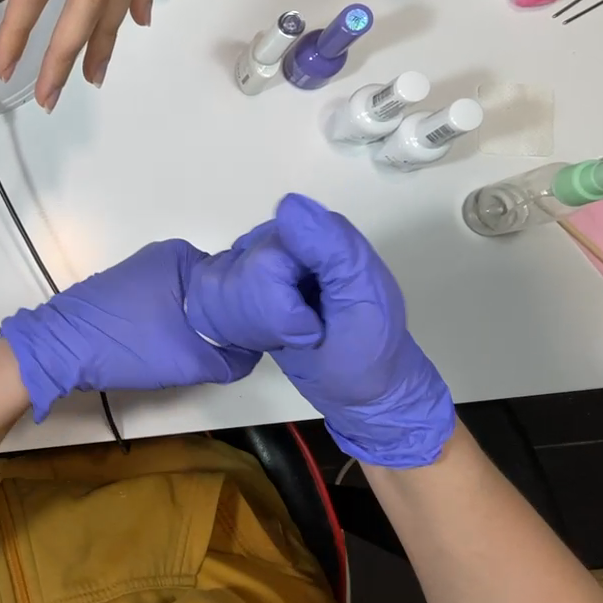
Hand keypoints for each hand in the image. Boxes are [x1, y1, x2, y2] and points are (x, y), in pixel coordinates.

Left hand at [1, 240, 257, 420]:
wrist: (58, 350)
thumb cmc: (125, 346)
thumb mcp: (188, 360)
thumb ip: (232, 360)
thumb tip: (254, 354)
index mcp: (182, 256)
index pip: (236, 279)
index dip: (250, 309)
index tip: (258, 334)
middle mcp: (162, 256)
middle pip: (211, 290)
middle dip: (222, 318)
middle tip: (231, 349)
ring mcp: (140, 271)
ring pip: (187, 299)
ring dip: (197, 323)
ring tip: (206, 350)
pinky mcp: (124, 290)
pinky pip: (165, 304)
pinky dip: (174, 322)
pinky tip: (175, 345)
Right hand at [186, 195, 456, 467]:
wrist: (360, 399)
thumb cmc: (366, 356)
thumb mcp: (359, 302)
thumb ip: (331, 252)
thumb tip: (288, 203)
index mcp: (335, 244)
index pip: (280, 236)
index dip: (277, 275)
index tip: (301, 315)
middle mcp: (305, 249)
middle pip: (257, 251)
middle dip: (264, 293)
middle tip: (295, 329)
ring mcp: (284, 270)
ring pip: (242, 267)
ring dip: (251, 304)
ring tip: (279, 332)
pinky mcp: (267, 290)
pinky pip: (236, 284)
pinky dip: (242, 308)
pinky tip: (260, 328)